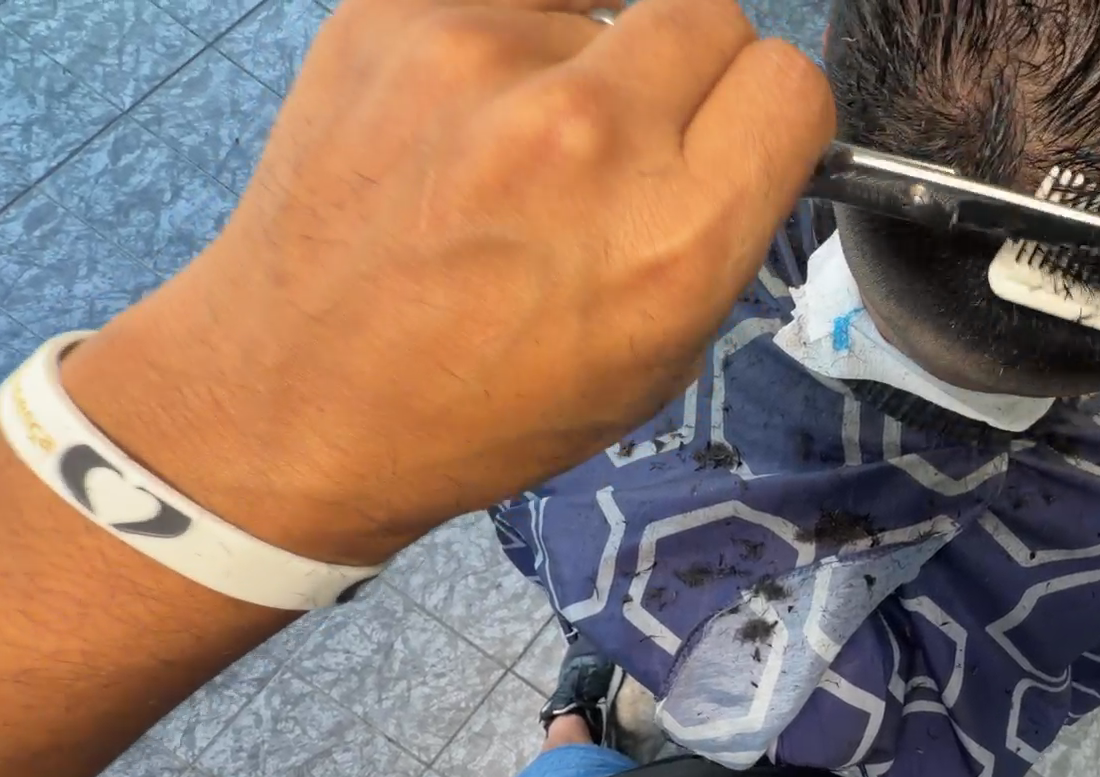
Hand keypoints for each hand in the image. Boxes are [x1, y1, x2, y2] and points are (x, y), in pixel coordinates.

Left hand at [60, 0, 832, 563]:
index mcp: (676, 239)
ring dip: (607, 67)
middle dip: (704, 81)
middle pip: (717, 16)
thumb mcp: (659, 366)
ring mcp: (485, 55)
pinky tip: (480, 117)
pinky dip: (524, 44)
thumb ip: (717, 245)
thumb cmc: (505, 413)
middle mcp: (595, 133)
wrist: (306, 399)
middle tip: (649, 150)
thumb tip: (734, 157)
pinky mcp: (390, 10)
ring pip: (616, 1)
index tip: (746, 151)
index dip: (780, 121)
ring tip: (539, 149)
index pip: (793, 91)